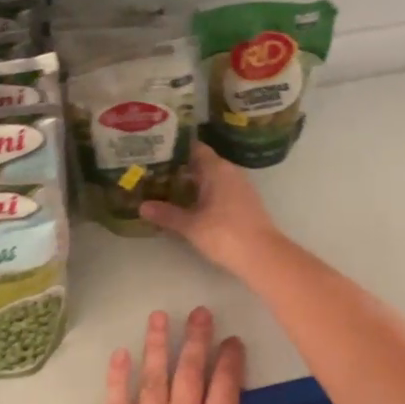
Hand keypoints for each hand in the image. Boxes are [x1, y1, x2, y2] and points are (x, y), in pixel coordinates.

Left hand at [93, 308, 273, 403]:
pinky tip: (120, 353)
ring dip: (157, 344)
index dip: (231, 360)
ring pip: (153, 378)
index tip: (234, 339)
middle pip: (190, 373)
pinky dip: (117, 377)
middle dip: (197, 338)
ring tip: (160, 315)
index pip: (227, 388)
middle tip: (200, 311)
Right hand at [140, 143, 282, 269]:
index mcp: (217, 169)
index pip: (194, 148)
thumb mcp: (191, 225)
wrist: (262, 256)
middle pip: (201, 162)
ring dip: (192, 182)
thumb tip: (141, 206)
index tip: (156, 152)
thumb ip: (166, 214)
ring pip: (211, 177)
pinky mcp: (244, 202)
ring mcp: (240, 186)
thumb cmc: (224, 234)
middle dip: (179, 167)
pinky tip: (189, 204)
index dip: (175, 149)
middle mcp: (230, 171)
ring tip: (166, 187)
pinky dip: (204, 193)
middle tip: (153, 172)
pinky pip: (220, 189)